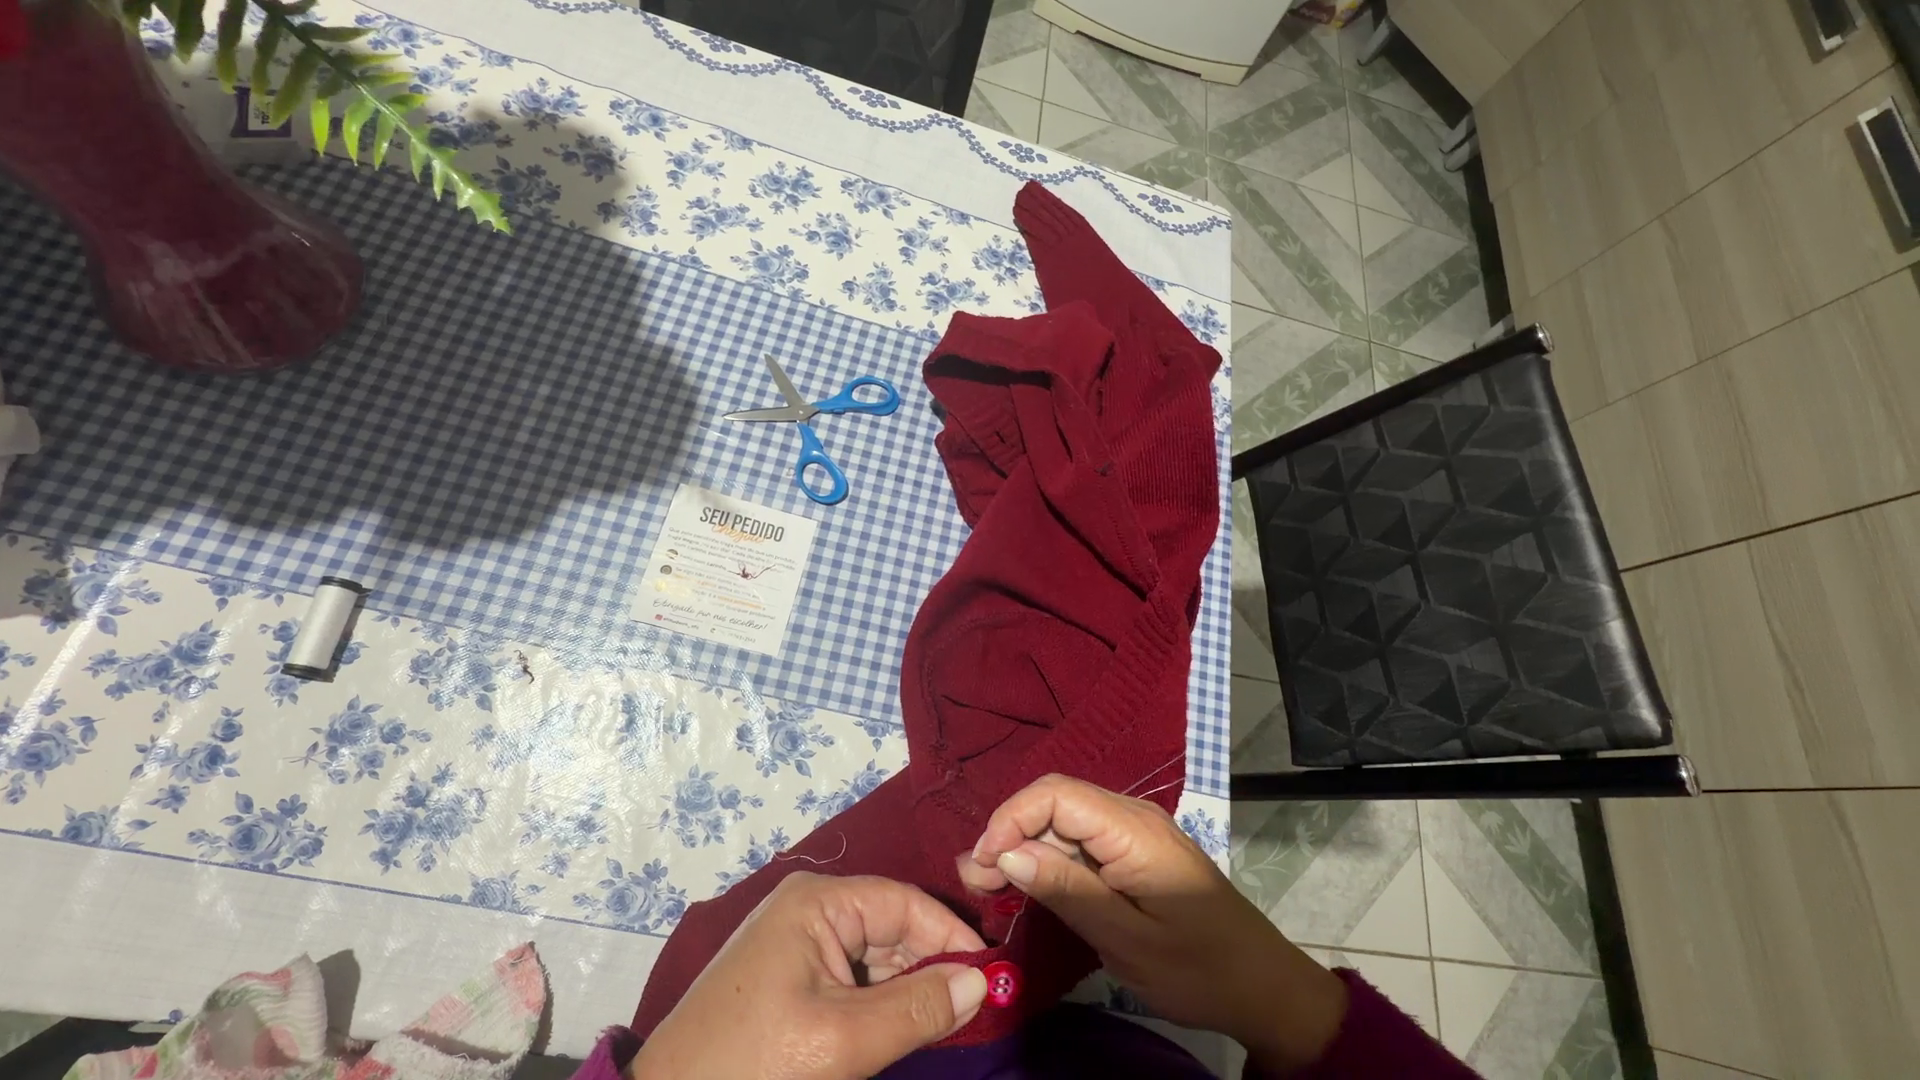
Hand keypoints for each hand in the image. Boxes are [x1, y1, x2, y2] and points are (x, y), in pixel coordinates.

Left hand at [628, 872, 989, 1079]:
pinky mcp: (789, 972)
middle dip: (933, 965)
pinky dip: (880, 1001)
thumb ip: (917, 1009)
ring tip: (945, 1022)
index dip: (951, 938)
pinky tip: (902, 1027)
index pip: (905, 904)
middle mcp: (809, 907)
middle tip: (976, 1007)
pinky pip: (851, 975)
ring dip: (908, 987)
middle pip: (892, 925)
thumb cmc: (755, 1063)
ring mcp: (796, 939)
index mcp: (819, 901)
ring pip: (875, 953)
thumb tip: (982, 982)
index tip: (993, 977)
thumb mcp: (843, 1040)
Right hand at [959, 774, 1347, 1073]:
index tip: (982, 864)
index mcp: (1135, 830)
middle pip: (1055, 802)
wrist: (1262, 986)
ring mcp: (1135, 831)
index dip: (1010, 819)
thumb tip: (1008, 851)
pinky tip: (1028, 883)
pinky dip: (1049, 858)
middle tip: (976, 882)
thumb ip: (1069, 891)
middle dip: (1008, 833)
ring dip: (1024, 846)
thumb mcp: (1129, 940)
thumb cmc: (1199, 969)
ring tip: (990, 885)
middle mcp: (1133, 816)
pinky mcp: (1134, 851)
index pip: (1055, 794)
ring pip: (1064, 819)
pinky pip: (1081, 839)